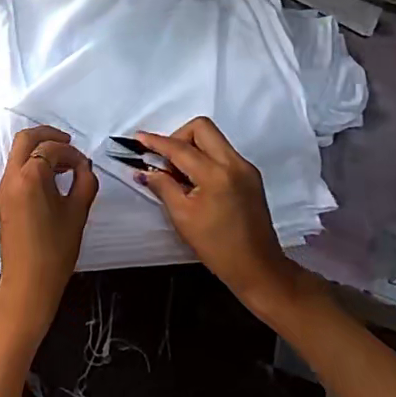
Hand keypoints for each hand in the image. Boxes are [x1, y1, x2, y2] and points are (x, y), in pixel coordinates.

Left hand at [0, 125, 97, 336]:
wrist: (28, 281)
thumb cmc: (55, 248)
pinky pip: (16, 169)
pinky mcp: (4, 199)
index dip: (71, 152)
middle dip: (48, 136)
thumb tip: (84, 167)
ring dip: (39, 150)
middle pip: (25, 139)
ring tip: (64, 164)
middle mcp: (12, 176)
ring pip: (18, 153)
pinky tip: (52, 178)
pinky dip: (32, 164)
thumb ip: (85, 182)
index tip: (85, 165)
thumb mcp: (78, 212)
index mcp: (30, 176)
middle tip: (68, 142)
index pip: (51, 148)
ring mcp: (4, 187)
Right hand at [136, 117, 325, 312]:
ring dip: (191, 148)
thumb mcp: (182, 216)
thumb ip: (162, 186)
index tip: (138, 139)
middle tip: (165, 162)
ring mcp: (245, 168)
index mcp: (216, 174)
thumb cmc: (216, 246)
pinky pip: (222, 153)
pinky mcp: (250, 176)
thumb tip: (145, 170)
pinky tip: (194, 182)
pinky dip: (204, 158)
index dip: (156, 142)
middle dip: (178, 138)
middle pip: (201, 128)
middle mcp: (234, 163)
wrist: (257, 267)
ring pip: (213, 139)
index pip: (180, 148)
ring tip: (178, 175)